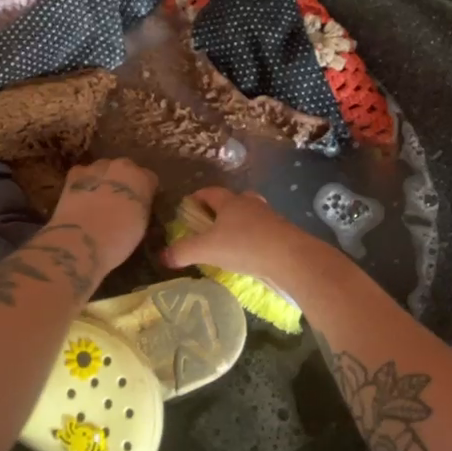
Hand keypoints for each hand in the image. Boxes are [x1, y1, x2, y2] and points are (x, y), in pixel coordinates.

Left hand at [50, 159, 156, 275]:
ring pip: (104, 168)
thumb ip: (140, 207)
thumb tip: (135, 207)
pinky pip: (83, 174)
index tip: (139, 204)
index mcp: (144, 179)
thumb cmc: (119, 240)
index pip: (149, 179)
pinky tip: (80, 197)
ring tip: (97, 199)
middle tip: (118, 201)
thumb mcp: (141, 224)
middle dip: (123, 181)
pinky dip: (83, 182)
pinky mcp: (76, 173)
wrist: (83, 241)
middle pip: (126, 168)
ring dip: (103, 179)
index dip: (144, 191)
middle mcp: (123, 166)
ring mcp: (98, 167)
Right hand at [161, 187, 332, 289]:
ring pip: (251, 216)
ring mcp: (269, 219)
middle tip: (209, 224)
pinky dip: (253, 240)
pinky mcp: (282, 235)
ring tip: (229, 242)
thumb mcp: (207, 249)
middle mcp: (250, 204)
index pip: (210, 192)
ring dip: (240, 225)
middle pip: (234, 200)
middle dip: (221, 209)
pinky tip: (248, 256)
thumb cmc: (244, 246)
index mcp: (230, 202)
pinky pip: (262, 233)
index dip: (198, 197)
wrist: (289, 257)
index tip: (188, 206)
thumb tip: (162, 256)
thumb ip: (183, 252)